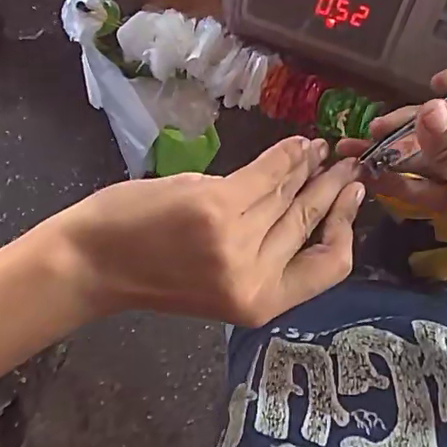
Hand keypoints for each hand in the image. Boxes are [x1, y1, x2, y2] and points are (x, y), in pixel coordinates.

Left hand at [46, 137, 366, 325]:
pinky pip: (266, 173)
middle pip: (311, 220)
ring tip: (323, 149)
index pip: (328, 266)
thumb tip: (301, 199)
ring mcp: (237, 240)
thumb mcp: (219, 279)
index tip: (353, 197)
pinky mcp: (217, 207)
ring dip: (311, 165)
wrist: (93, 264)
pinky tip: (299, 144)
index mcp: (259, 303)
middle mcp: (255, 275)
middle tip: (350, 164)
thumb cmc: (151, 273)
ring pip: (290, 192)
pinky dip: (286, 155)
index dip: (346, 227)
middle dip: (335, 187)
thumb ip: (261, 249)